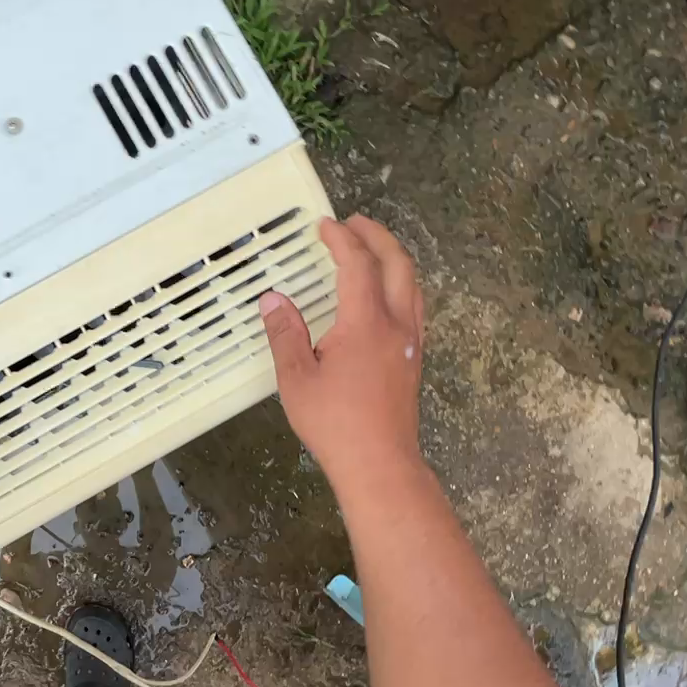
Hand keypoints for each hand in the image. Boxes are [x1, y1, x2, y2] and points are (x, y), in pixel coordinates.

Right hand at [260, 216, 426, 494]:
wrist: (379, 462)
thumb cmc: (334, 422)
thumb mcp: (297, 379)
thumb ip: (285, 334)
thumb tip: (272, 300)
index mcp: (365, 323)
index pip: (357, 265)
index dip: (341, 240)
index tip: (324, 225)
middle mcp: (396, 324)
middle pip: (397, 264)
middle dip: (377, 236)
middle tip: (354, 224)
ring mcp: (410, 342)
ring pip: (412, 284)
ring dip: (393, 258)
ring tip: (371, 251)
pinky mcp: (413, 359)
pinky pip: (414, 306)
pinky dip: (400, 284)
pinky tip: (385, 296)